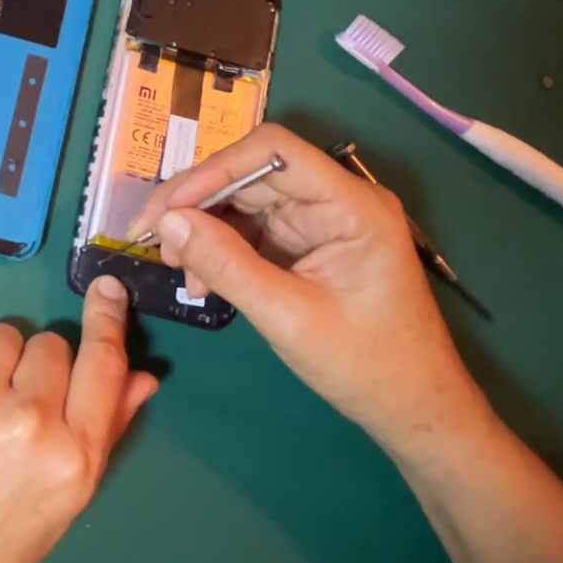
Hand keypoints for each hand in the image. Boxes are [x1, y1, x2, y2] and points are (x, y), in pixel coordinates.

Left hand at [0, 278, 156, 562]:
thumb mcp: (64, 500)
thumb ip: (104, 432)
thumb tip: (142, 376)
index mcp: (71, 460)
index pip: (103, 365)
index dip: (107, 320)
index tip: (105, 288)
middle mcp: (25, 425)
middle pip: (50, 343)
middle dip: (38, 366)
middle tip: (15, 406)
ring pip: (3, 335)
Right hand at [130, 123, 493, 459]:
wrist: (413, 411)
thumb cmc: (365, 366)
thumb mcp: (287, 317)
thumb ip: (226, 265)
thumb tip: (167, 223)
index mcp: (350, 205)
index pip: (272, 151)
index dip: (213, 170)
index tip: (168, 209)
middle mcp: (334, 199)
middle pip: (249, 173)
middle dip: (195, 201)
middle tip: (149, 237)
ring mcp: (319, 219)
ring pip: (242, 200)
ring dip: (201, 227)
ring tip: (173, 265)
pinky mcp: (305, 241)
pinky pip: (249, 227)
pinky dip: (217, 247)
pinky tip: (197, 275)